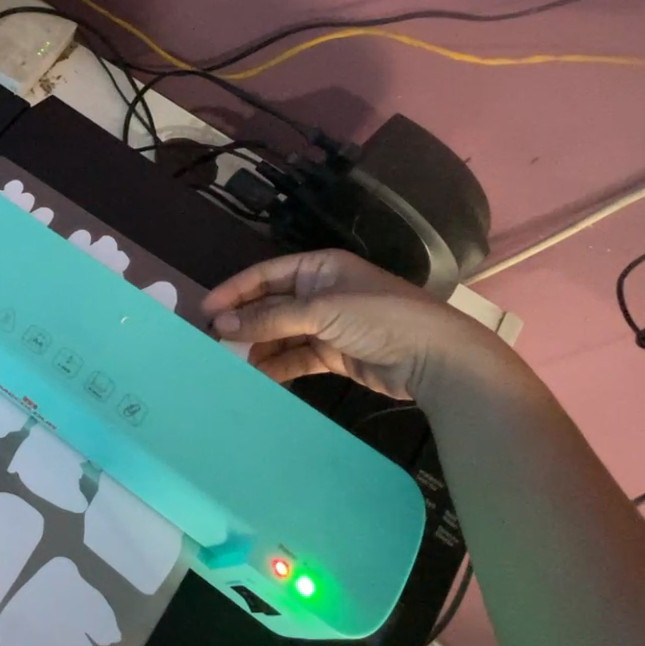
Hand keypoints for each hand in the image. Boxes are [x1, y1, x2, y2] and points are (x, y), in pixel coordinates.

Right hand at [199, 249, 516, 401]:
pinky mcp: (334, 354)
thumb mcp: (321, 311)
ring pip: (280, 334)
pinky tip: (256, 377)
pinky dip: (276, 366)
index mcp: (319, 268)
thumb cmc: (380, 318)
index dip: (234, 291)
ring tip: (230, 363)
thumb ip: (268, 319)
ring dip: (256, 347)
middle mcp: (320, 292)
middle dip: (243, 323)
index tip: (205, 310)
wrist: (439, 360)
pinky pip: (295, 357)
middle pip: (270, 305)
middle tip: (212, 342)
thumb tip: (219, 325)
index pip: (265, 275)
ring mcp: (328, 324)